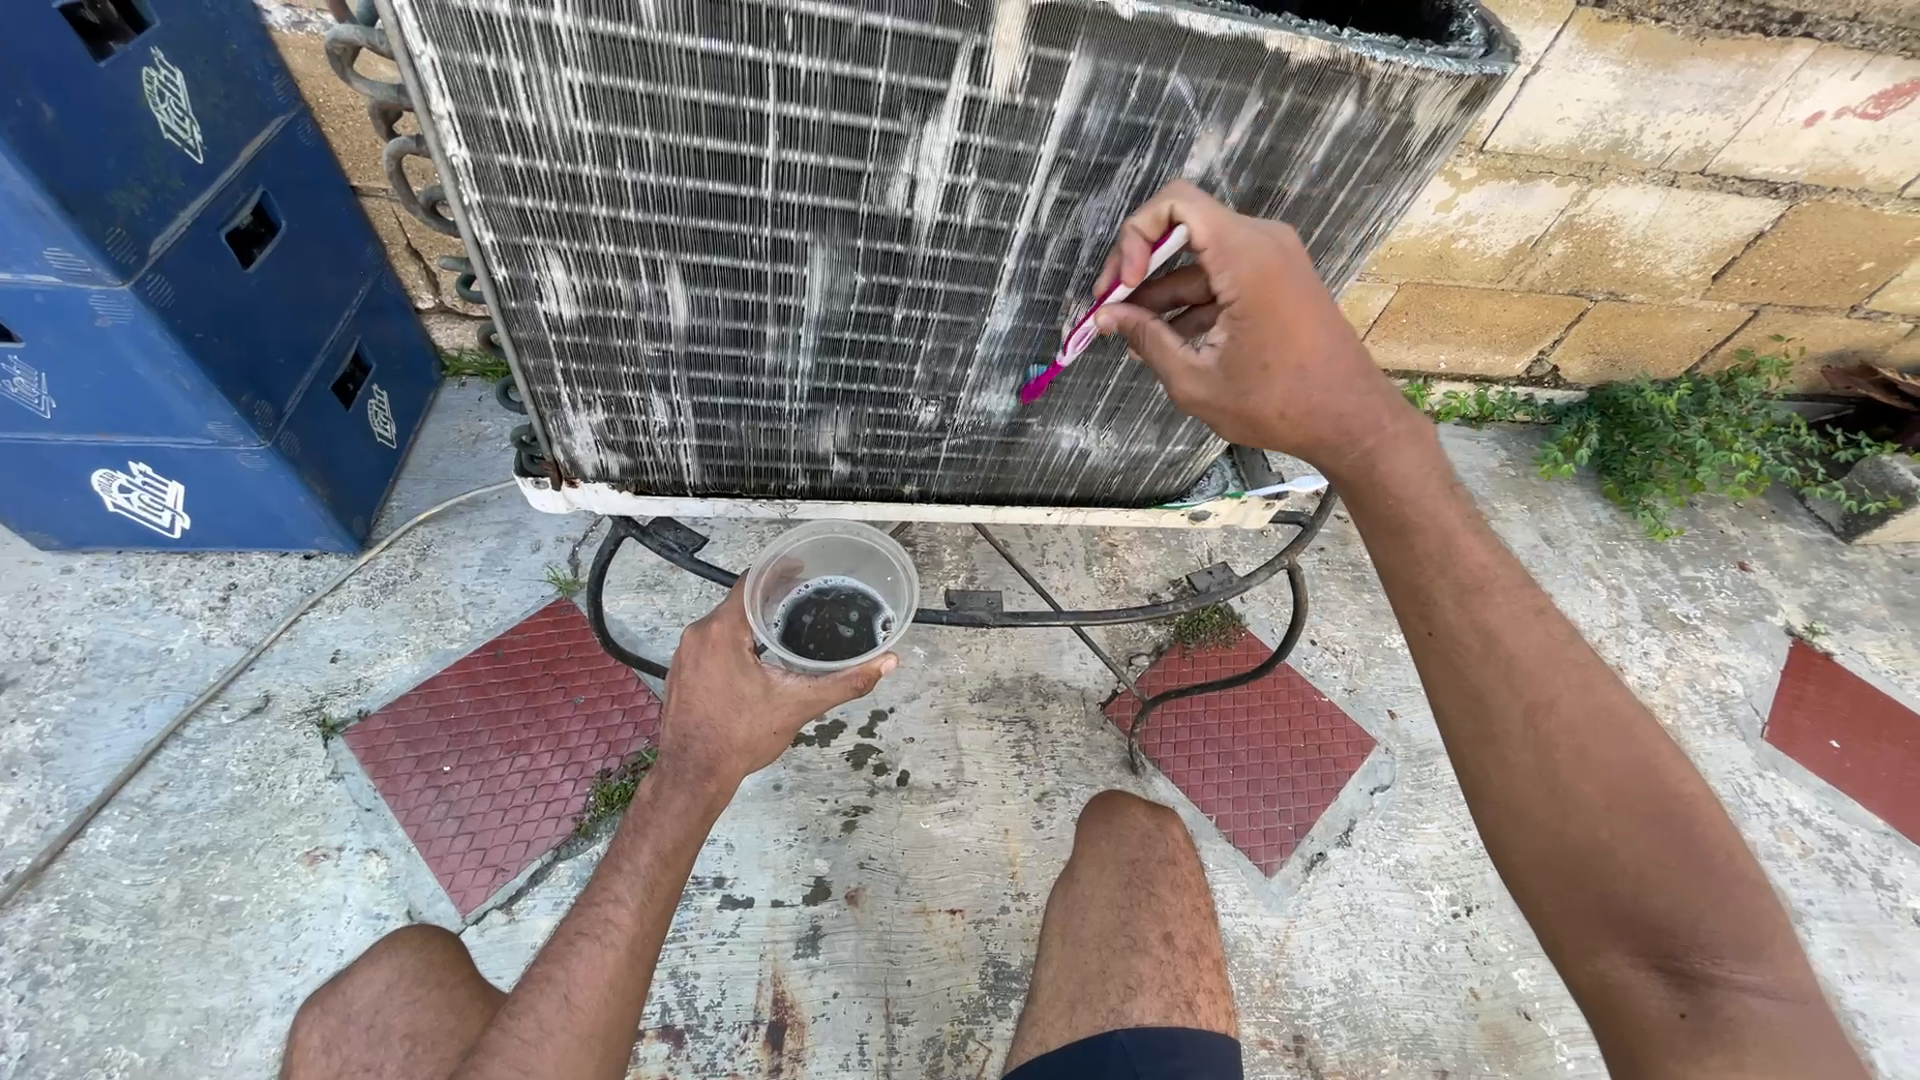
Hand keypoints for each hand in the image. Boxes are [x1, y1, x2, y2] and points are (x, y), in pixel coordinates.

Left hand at [654, 581, 897, 795]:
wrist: (693, 776)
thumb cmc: (740, 738)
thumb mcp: (799, 705)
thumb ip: (846, 682)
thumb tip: (887, 663)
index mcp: (722, 631)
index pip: (751, 582)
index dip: (779, 571)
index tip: (804, 570)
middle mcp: (698, 634)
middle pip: (739, 601)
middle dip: (772, 597)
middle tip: (805, 600)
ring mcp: (685, 653)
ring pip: (725, 622)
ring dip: (753, 620)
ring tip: (786, 624)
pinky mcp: (682, 671)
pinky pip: (712, 641)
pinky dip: (736, 639)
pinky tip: (759, 654)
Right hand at [1093, 181, 1420, 479]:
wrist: (1350, 419)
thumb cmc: (1276, 404)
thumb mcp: (1195, 380)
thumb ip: (1146, 339)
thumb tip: (1106, 317)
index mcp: (1246, 256)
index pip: (1175, 203)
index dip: (1135, 237)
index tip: (1122, 288)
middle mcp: (1263, 242)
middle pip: (1182, 229)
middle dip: (1138, 268)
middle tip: (1108, 311)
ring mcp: (1273, 260)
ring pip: (1198, 259)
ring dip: (1160, 293)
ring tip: (1130, 337)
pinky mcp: (1277, 280)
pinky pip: (1221, 276)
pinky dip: (1189, 302)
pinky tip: (1164, 340)